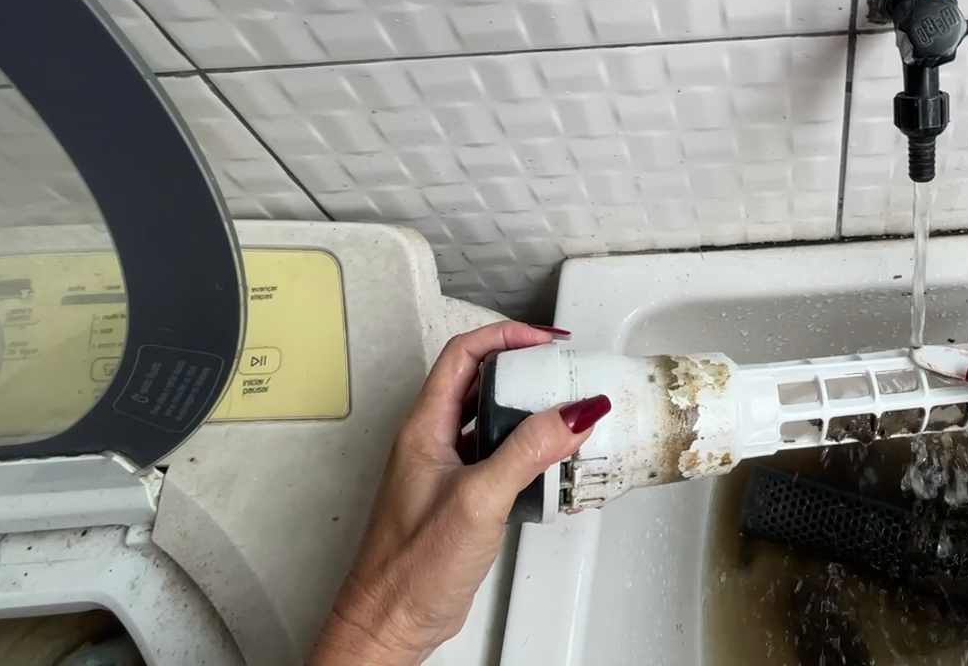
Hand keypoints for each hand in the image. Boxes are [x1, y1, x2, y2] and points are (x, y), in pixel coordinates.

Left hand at [310, 322, 610, 665]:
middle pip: (483, 380)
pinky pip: (503, 454)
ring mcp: (449, 468)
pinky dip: (532, 449)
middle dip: (526, 368)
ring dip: (531, 409)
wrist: (389, 631)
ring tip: (567, 411)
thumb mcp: (480, 498)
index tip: (547, 341)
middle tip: (564, 372)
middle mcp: (435, 440)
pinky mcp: (465, 495)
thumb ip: (530, 449)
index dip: (506, 336)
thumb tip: (578, 411)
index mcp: (426, 427)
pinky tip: (555, 463)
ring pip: (495, 417)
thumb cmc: (411, 571)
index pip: (465, 354)